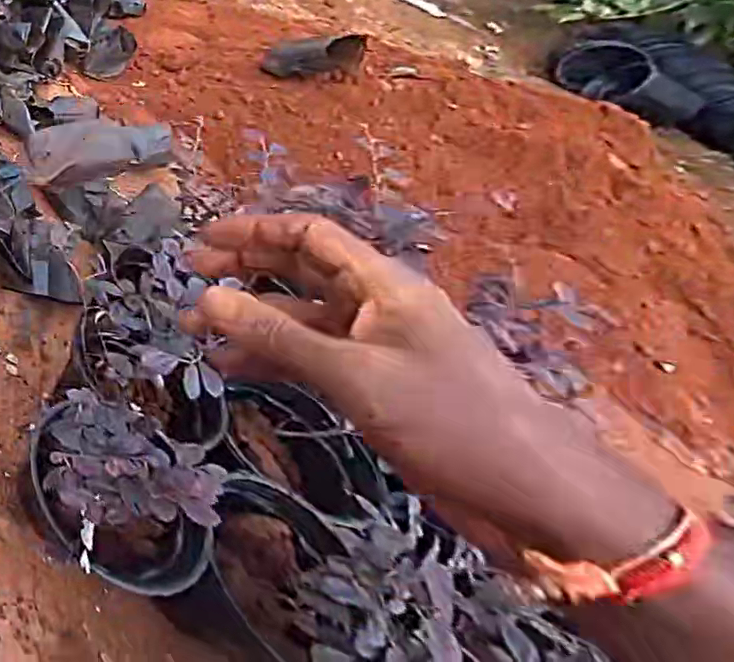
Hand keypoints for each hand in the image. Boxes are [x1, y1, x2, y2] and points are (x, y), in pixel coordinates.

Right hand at [184, 214, 673, 562]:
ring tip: (193, 328)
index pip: (310, 236)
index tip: (204, 239)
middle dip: (242, 269)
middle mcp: (371, 307)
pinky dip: (264, 358)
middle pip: (295, 271)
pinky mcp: (367, 383)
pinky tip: (228, 366)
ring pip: (292, 317)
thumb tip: (204, 298)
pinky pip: (302, 357)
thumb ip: (275, 334)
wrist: (542, 503)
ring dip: (245, 320)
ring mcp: (368, 346)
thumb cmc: (452, 419)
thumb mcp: (353, 374)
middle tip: (191, 275)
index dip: (255, 230)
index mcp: (381, 286)